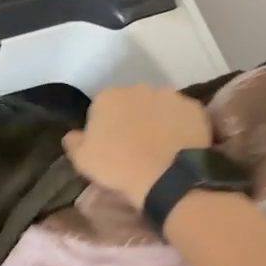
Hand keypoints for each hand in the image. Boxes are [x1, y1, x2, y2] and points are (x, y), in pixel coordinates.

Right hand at [62, 85, 211, 203]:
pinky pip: (182, 114)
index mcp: (107, 98)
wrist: (166, 177)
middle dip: (132, 117)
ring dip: (157, 119)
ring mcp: (169, 95)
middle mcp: (137, 88)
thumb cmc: (118, 167)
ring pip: (158, 106)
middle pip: (131, 102)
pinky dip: (180, 125)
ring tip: (159, 145)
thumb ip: (74, 142)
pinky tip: (178, 144)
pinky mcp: (193, 107)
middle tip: (135, 145)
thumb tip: (72, 134)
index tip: (110, 145)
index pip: (101, 108)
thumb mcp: (83, 160)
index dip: (105, 126)